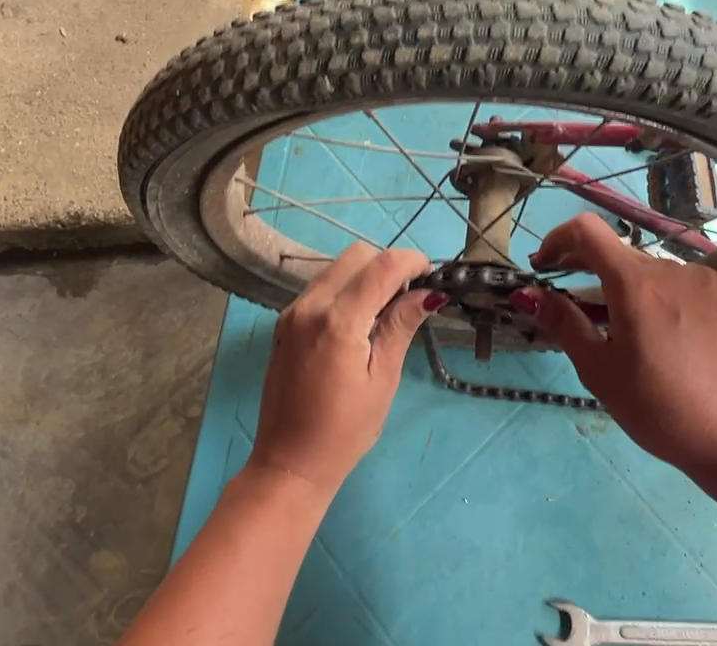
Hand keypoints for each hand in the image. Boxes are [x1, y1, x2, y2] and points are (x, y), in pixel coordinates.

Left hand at [249, 244, 444, 492]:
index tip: (432, 276)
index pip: (382, 266)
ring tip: (385, 311)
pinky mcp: (284, 322)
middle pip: (357, 255)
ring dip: (366, 275)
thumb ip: (400, 326)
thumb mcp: (382, 378)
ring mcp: (292, 311)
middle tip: (410, 296)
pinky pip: (320, 286)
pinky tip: (358, 320)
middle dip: (388, 265)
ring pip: (336, 267)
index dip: (412, 261)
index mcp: (338, 321)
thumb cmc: (344, 430)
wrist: (288, 462)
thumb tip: (429, 293)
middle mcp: (310, 305)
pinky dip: (345, 288)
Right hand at [525, 213, 716, 477]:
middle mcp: (673, 269)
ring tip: (646, 337)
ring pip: (661, 274)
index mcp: (634, 283)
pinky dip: (680, 302)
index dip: (560, 239)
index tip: (548, 264)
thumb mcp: (598, 370)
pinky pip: (696, 287)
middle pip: (624, 257)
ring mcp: (711, 279)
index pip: (587, 231)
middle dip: (598, 274)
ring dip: (643, 292)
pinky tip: (685, 338)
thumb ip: (564, 323)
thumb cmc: (655, 408)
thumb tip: (532, 294)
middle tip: (589, 310)